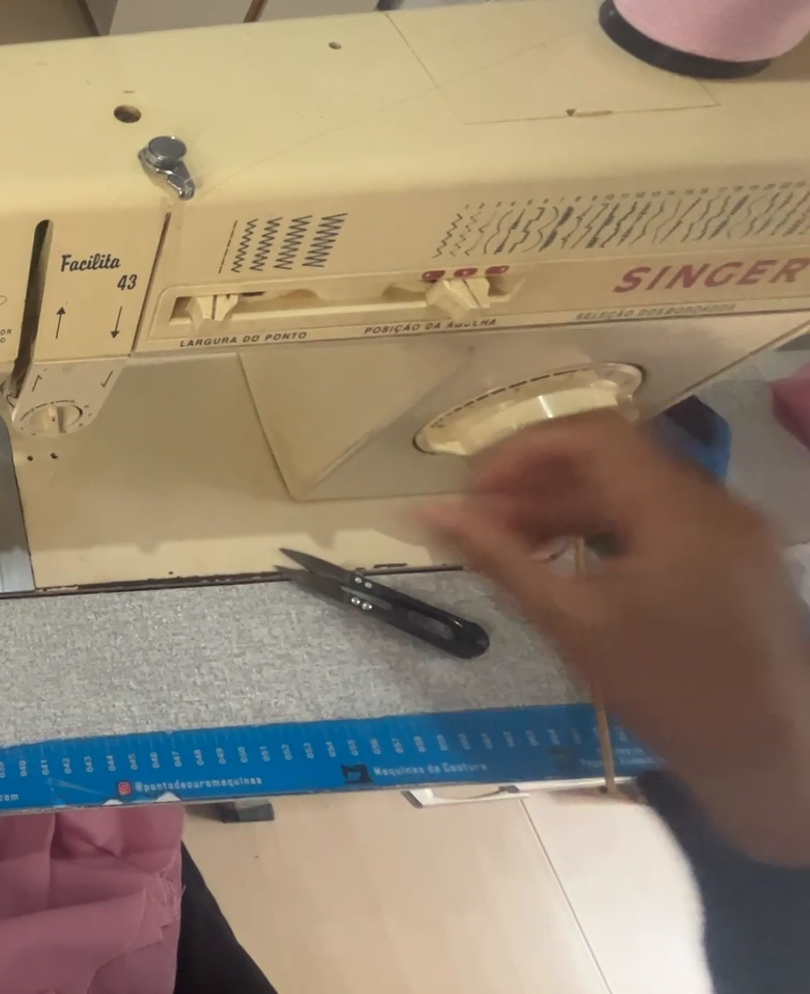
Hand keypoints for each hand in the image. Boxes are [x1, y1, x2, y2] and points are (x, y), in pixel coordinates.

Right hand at [420, 412, 809, 863]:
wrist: (765, 752)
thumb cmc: (662, 683)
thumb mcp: (564, 617)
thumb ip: (495, 554)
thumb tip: (425, 511)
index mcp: (679, 513)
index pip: (592, 438)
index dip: (521, 452)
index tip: (472, 490)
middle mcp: (712, 506)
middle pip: (607, 457)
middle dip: (530, 480)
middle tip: (476, 515)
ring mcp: (724, 530)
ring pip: (623, 486)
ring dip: (554, 502)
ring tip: (501, 539)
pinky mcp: (723, 554)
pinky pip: (646, 514)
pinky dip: (590, 523)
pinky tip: (550, 556)